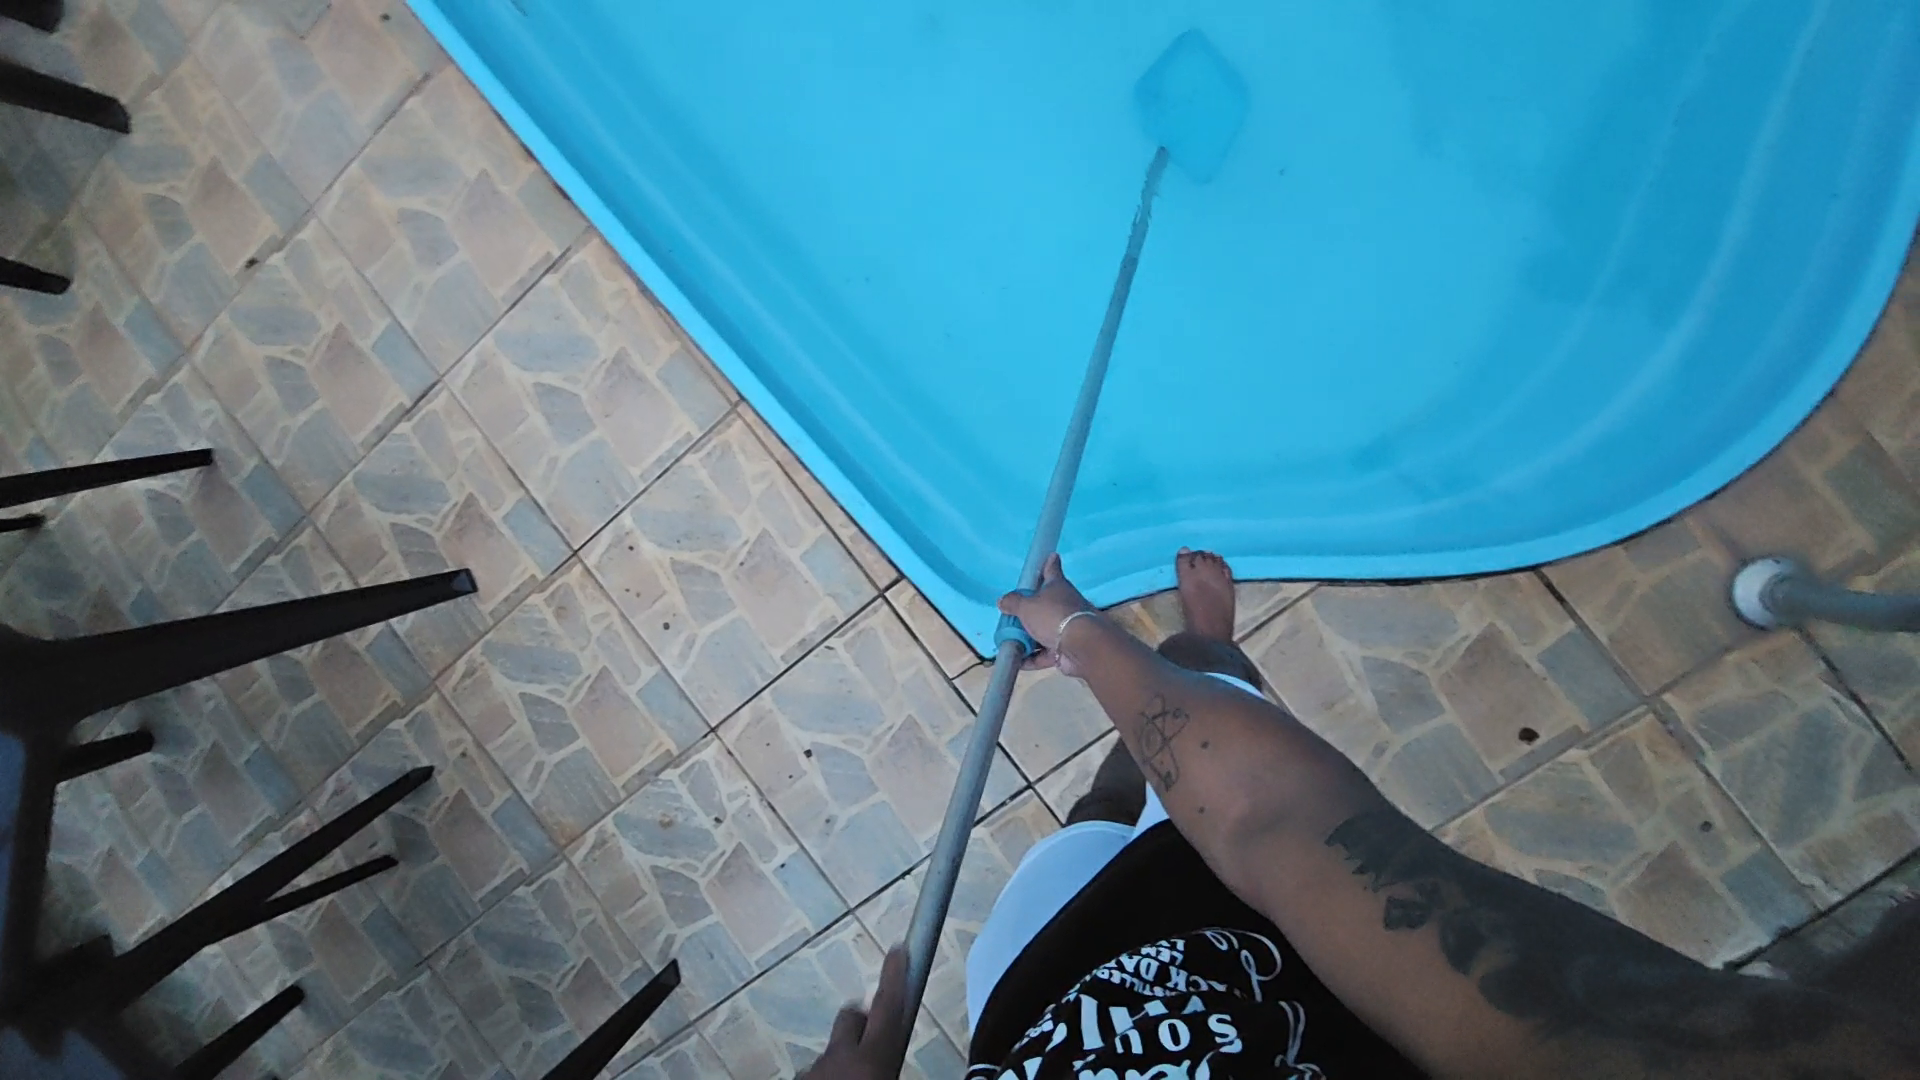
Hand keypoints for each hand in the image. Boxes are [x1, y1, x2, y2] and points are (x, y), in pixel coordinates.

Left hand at [798, 947, 909, 1079]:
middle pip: (851, 1014)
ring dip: (844, 1055)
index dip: (895, 973)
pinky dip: (828, 1073)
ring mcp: (812, 1068)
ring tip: (853, 1075)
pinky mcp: (797, 1079)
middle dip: (863, 1018)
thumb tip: (897, 1045)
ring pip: (833, 1047)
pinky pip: (816, 1068)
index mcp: (870, 1060)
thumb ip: (894, 1060)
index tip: (898, 947)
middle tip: (875, 1036)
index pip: (887, 1004)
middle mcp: (838, 1057)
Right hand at [997, 554, 1096, 675]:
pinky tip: (1017, 662)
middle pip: (1044, 604)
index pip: (1052, 570)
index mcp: (1057, 587)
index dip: (1048, 563)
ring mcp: (1066, 627)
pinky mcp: (1066, 649)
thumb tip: (1002, 601)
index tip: (1050, 555)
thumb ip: (1013, 603)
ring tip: (1009, 641)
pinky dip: (1032, 658)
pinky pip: (1045, 653)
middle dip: (1030, 610)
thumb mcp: (1026, 606)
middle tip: (1011, 614)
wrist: (1080, 645)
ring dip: (1028, 638)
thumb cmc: (1052, 616)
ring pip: (1043, 630)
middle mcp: (1064, 604)